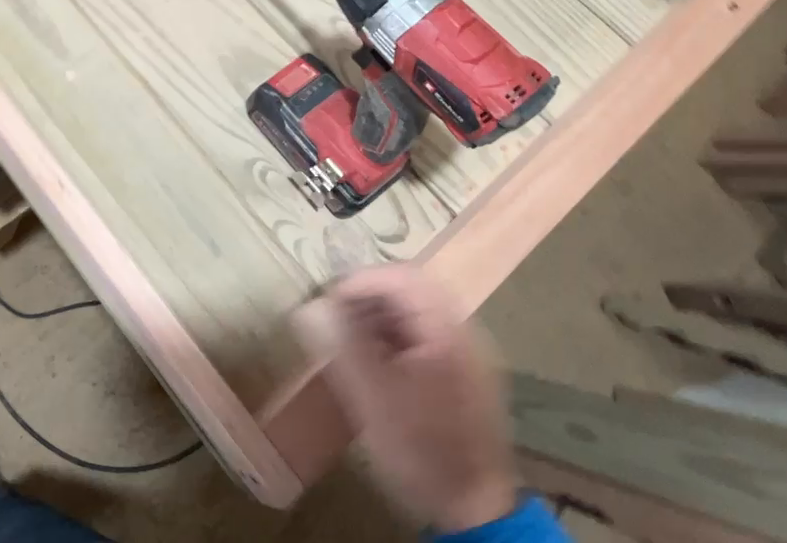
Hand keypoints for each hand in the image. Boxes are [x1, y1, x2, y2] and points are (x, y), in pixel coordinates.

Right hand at [294, 265, 518, 532]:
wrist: (476, 509)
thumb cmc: (421, 450)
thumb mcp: (372, 397)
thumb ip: (342, 344)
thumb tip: (310, 306)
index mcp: (446, 330)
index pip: (400, 277)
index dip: (358, 281)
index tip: (324, 302)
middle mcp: (463, 332)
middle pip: (410, 289)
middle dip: (366, 296)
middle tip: (332, 317)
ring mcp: (467, 354)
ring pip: (416, 312)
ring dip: (378, 316)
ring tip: (346, 339)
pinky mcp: (463, 374)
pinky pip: (424, 336)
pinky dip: (393, 336)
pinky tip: (373, 362)